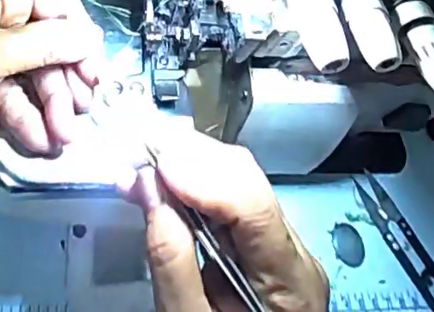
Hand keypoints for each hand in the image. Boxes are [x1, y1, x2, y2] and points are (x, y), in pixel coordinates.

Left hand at [0, 0, 106, 164]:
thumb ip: (48, 46)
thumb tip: (93, 39)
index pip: (60, 5)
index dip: (83, 40)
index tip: (99, 78)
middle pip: (49, 42)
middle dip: (65, 82)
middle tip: (81, 119)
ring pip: (31, 71)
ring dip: (48, 105)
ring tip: (63, 142)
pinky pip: (8, 92)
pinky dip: (22, 115)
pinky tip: (37, 143)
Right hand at [131, 129, 330, 311]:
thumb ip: (175, 270)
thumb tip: (150, 195)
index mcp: (293, 281)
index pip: (254, 204)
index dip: (205, 176)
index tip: (160, 164)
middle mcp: (293, 249)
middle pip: (245, 179)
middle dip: (190, 159)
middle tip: (140, 152)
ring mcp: (278, 242)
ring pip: (234, 178)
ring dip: (185, 164)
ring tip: (141, 165)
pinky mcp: (256, 241)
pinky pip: (223, 198)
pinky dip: (188, 185)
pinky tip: (159, 182)